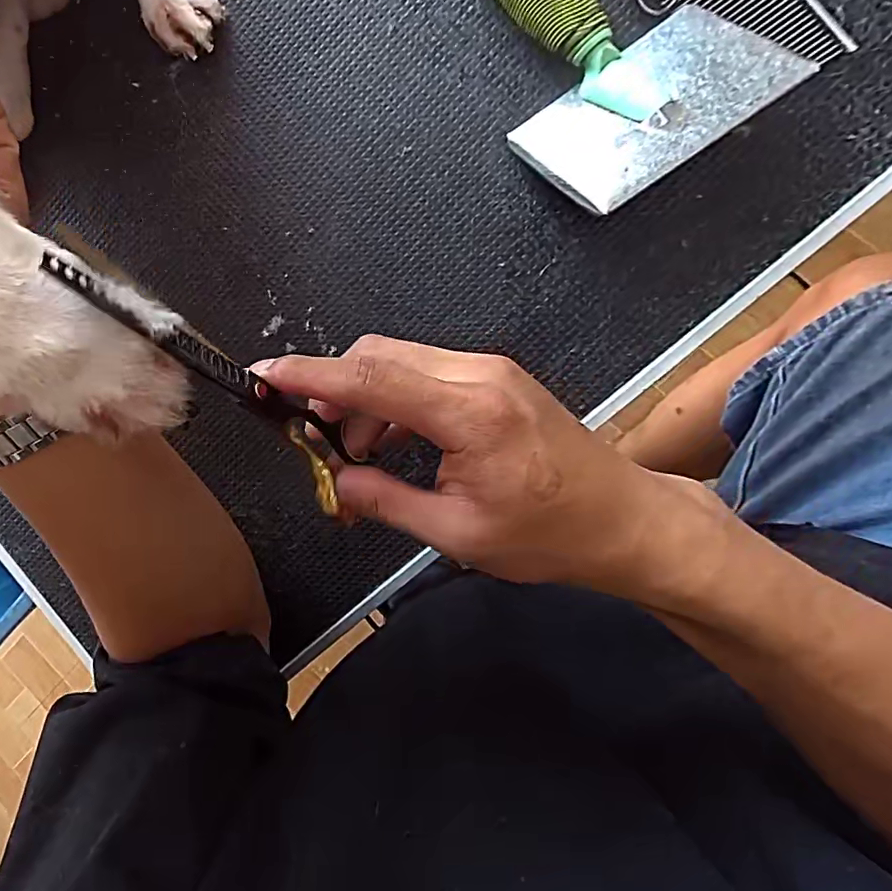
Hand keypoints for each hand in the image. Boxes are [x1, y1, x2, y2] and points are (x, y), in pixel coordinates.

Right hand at [256, 336, 730, 601]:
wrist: (624, 520)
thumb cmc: (551, 534)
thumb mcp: (457, 533)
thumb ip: (384, 502)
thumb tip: (335, 483)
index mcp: (469, 413)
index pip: (368, 378)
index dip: (308, 376)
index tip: (266, 375)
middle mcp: (477, 374)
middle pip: (376, 356)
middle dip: (333, 391)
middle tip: (318, 439)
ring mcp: (487, 370)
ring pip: (396, 360)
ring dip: (363, 400)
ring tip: (361, 455)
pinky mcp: (491, 377)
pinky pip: (421, 372)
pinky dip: (391, 400)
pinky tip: (393, 442)